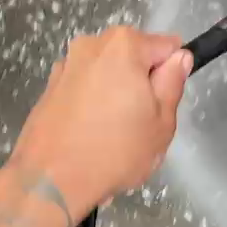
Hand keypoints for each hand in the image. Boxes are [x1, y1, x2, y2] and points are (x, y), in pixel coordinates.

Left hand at [4, 26, 192, 221]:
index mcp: (123, 45)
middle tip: (139, 125)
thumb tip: (178, 59)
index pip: (166, 47)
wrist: (50, 181)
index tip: (163, 105)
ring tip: (110, 137)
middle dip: (140, 85)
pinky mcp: (47, 90)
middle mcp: (90, 45)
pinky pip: (81, 93)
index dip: (171, 76)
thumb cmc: (115, 152)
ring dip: (112, 97)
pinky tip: (87, 139)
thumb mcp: (161, 123)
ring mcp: (64, 67)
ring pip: (104, 77)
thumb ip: (173, 84)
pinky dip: (88, 109)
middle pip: (131, 59)